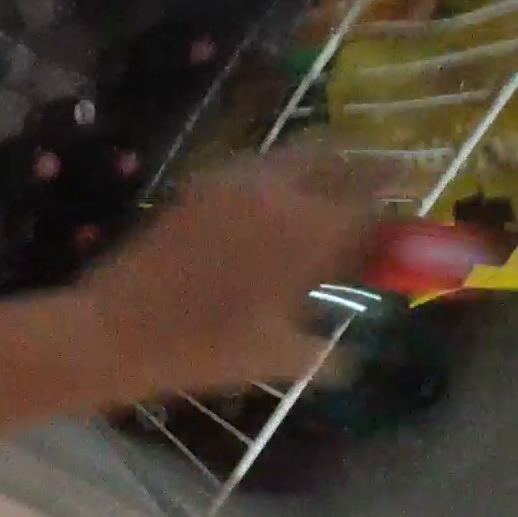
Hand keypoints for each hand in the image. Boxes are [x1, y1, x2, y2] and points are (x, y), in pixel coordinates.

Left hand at [80, 145, 385, 392]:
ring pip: (290, 156)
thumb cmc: (197, 350)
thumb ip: (321, 353)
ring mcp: (227, 184)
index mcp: (311, 229)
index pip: (377, 200)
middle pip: (338, 158)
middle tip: (368, 195)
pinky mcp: (190, 190)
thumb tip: (348, 360)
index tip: (405, 218)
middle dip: (360, 172)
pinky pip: (245, 170)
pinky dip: (268, 181)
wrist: (111, 331)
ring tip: (316, 203)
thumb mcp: (270, 357)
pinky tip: (263, 212)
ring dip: (314, 170)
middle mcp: (275, 192)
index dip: (396, 208)